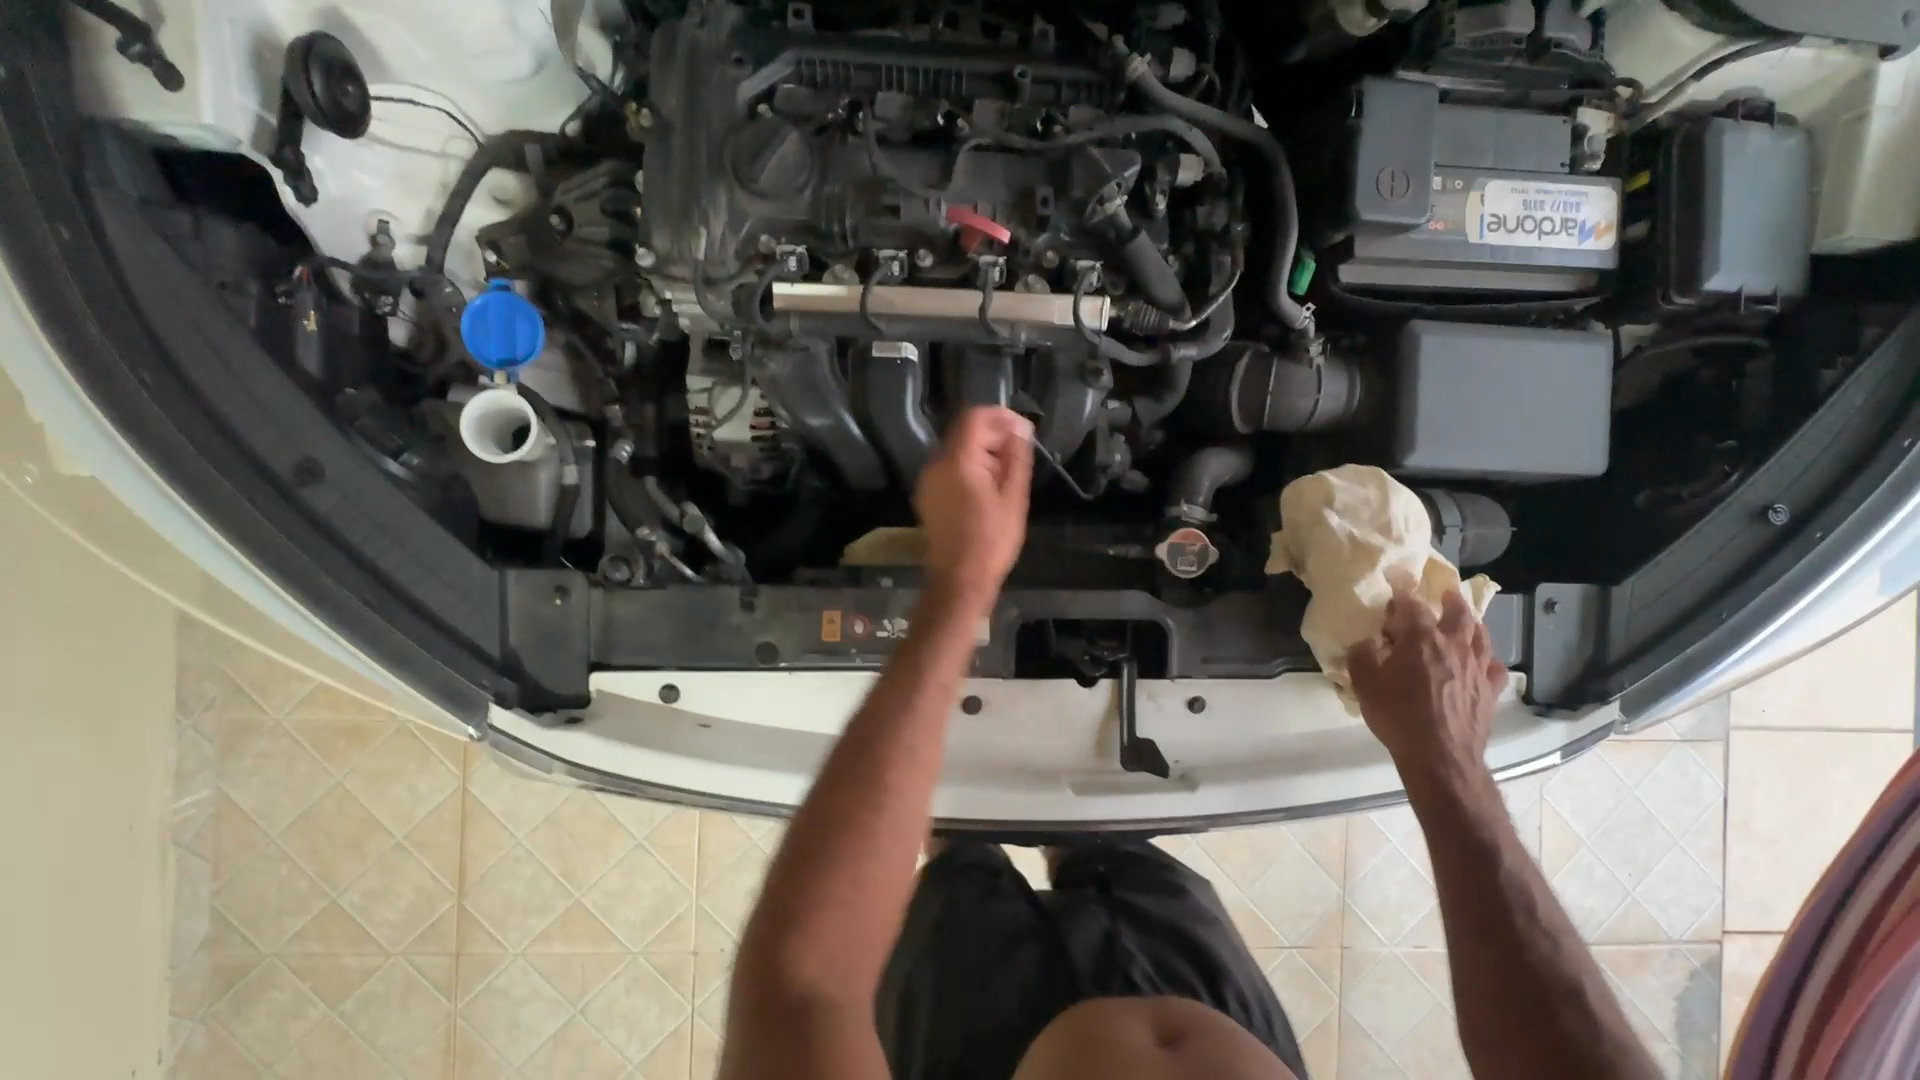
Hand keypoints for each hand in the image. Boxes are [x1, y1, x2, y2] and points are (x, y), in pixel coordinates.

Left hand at [913, 406, 1033, 608]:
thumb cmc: (992, 540)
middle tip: (1019, 454)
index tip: (1023, 430)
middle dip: (993, 435)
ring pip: (956, 450)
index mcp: (956, 461)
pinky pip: (948, 469)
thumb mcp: (1013, 496)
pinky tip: (989, 488)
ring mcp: (928, 482)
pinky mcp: (928, 497)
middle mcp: (935, 465)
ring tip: (1008, 473)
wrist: (960, 581)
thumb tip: (1020, 427)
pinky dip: (969, 468)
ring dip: (982, 452)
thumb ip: (1016, 456)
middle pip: (963, 432)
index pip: (975, 417)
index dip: (1001, 416)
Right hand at [1349, 588, 1507, 783]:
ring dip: (1472, 625)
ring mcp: (1476, 667)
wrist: (1440, 756)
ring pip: (1481, 636)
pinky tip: (1481, 662)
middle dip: (1450, 600)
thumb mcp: (1364, 685)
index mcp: (1421, 639)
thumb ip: (1361, 657)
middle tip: (1445, 595)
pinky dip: (1487, 659)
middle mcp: (1453, 645)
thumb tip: (1364, 644)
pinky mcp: (1490, 690)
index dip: (1401, 598)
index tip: (1393, 598)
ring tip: (1466, 622)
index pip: (1412, 606)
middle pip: (1459, 613)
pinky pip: (1494, 666)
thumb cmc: (1398, 716)